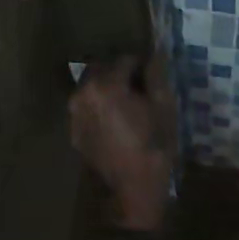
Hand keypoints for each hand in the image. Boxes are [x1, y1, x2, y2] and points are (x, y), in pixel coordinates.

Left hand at [70, 58, 174, 230]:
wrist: (136, 187)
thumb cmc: (155, 144)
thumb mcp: (164, 105)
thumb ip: (156, 73)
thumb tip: (155, 52)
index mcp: (105, 85)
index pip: (125, 59)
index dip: (141, 65)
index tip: (152, 76)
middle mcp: (82, 94)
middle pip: (102, 70)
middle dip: (119, 73)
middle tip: (139, 88)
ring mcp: (74, 115)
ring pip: (91, 89)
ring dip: (107, 89)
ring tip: (127, 104)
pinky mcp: (74, 132)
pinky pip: (86, 109)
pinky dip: (99, 108)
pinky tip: (116, 122)